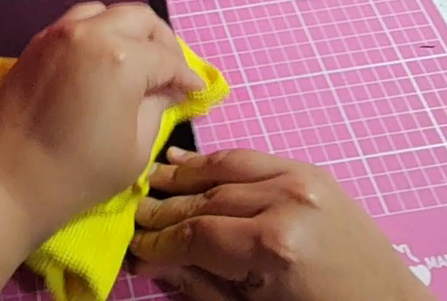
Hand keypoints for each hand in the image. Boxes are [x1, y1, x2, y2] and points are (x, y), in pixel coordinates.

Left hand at [0, 2, 204, 237]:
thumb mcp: (135, 148)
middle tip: (170, 72)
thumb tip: (169, 89)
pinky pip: (77, 22)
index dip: (186, 76)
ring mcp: (60, 31)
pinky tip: (104, 62)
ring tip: (138, 62)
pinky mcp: (38, 40)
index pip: (166, 58)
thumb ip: (157, 107)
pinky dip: (99, 32)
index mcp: (121, 58)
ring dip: (128, 30)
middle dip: (162, 42)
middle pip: (139, 18)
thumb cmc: (77, 173)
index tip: (195, 92)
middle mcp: (90, 32)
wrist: (5, 177)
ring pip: (106, 12)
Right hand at [130, 148, 436, 300]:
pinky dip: (217, 160)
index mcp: (275, 245)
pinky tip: (186, 160)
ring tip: (151, 179)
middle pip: (207, 200)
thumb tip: (156, 266)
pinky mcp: (311, 172)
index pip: (197, 235)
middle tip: (135, 215)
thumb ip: (205, 288)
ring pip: (224, 170)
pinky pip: (252, 159)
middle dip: (167, 211)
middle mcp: (286, 201)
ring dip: (184, 175)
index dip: (161, 245)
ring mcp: (301, 179)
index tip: (135, 249)